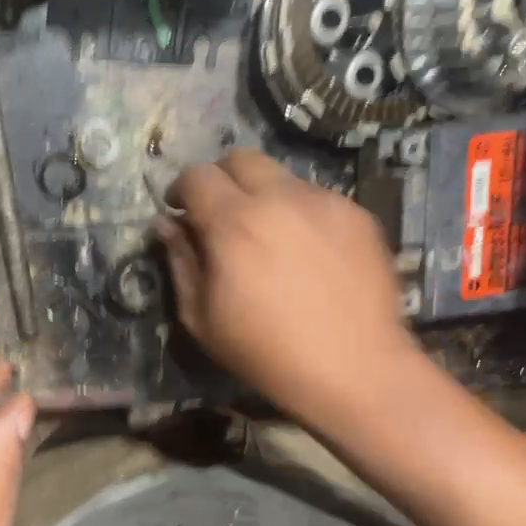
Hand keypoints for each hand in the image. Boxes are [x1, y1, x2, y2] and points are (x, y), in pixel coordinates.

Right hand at [159, 149, 419, 415]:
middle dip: (222, 179)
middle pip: (241, 158)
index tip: (179, 212)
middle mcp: (280, 198)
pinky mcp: (358, 215)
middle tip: (220, 215)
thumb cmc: (265, 352)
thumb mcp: (202, 318)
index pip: (197, 175)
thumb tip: (167, 226)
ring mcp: (325, 202)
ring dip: (264, 197)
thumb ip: (180, 263)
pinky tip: (306, 256)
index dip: (180, 189)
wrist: (353, 367)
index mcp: (234, 222)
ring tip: (268, 240)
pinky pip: (318, 200)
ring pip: (283, 178)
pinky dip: (300, 215)